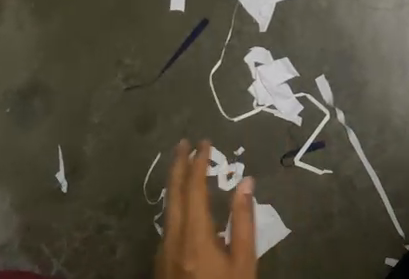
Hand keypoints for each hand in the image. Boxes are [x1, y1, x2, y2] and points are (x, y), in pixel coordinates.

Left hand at [155, 140, 255, 278]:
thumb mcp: (244, 261)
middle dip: (178, 166)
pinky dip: (175, 204)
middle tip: (184, 142)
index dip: (198, 163)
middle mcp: (173, 240)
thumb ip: (244, 219)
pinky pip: (167, 225)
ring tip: (183, 165)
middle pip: (173, 195)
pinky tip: (183, 204)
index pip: (194, 189)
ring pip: (167, 209)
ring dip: (175, 184)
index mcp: (195, 236)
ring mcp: (163, 254)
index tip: (205, 142)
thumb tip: (246, 181)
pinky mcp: (161, 265)